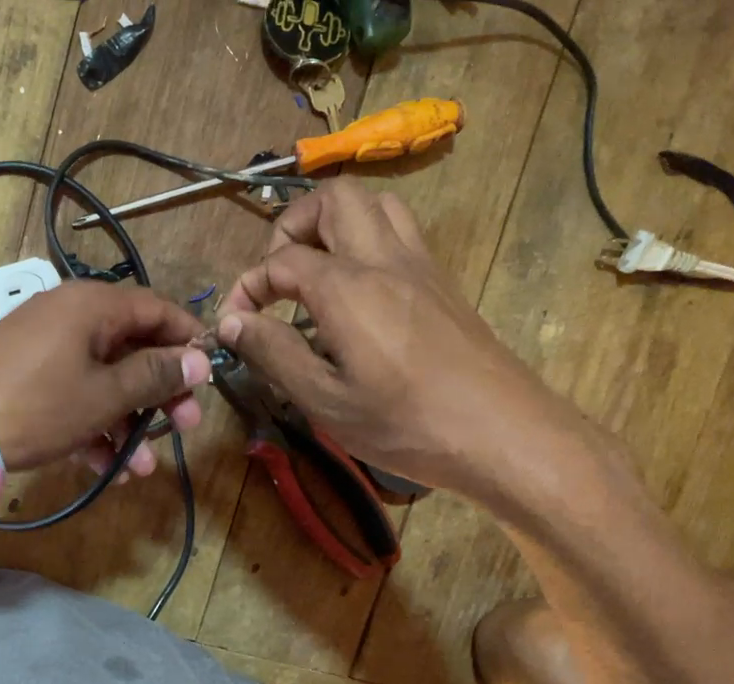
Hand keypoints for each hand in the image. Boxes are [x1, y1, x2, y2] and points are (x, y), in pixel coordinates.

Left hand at [0, 280, 212, 477]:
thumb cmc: (36, 406)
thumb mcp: (103, 395)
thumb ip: (154, 375)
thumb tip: (199, 357)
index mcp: (93, 305)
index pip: (157, 310)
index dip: (188, 341)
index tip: (209, 377)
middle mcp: (70, 315)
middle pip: (131, 348)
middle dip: (160, 393)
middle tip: (184, 428)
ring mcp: (44, 346)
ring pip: (102, 379)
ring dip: (127, 422)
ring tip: (142, 468)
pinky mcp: (25, 376)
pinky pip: (72, 393)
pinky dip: (92, 424)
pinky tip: (107, 467)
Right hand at [216, 179, 606, 504]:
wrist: (501, 433)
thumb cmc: (404, 424)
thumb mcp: (324, 400)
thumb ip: (273, 353)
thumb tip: (231, 322)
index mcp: (348, 288)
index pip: (281, 261)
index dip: (247, 287)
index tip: (232, 326)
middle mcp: (383, 260)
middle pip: (333, 200)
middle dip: (292, 227)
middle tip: (277, 278)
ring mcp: (419, 266)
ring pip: (374, 204)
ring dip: (334, 225)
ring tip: (313, 274)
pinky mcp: (440, 283)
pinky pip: (398, 233)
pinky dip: (365, 242)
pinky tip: (353, 295)